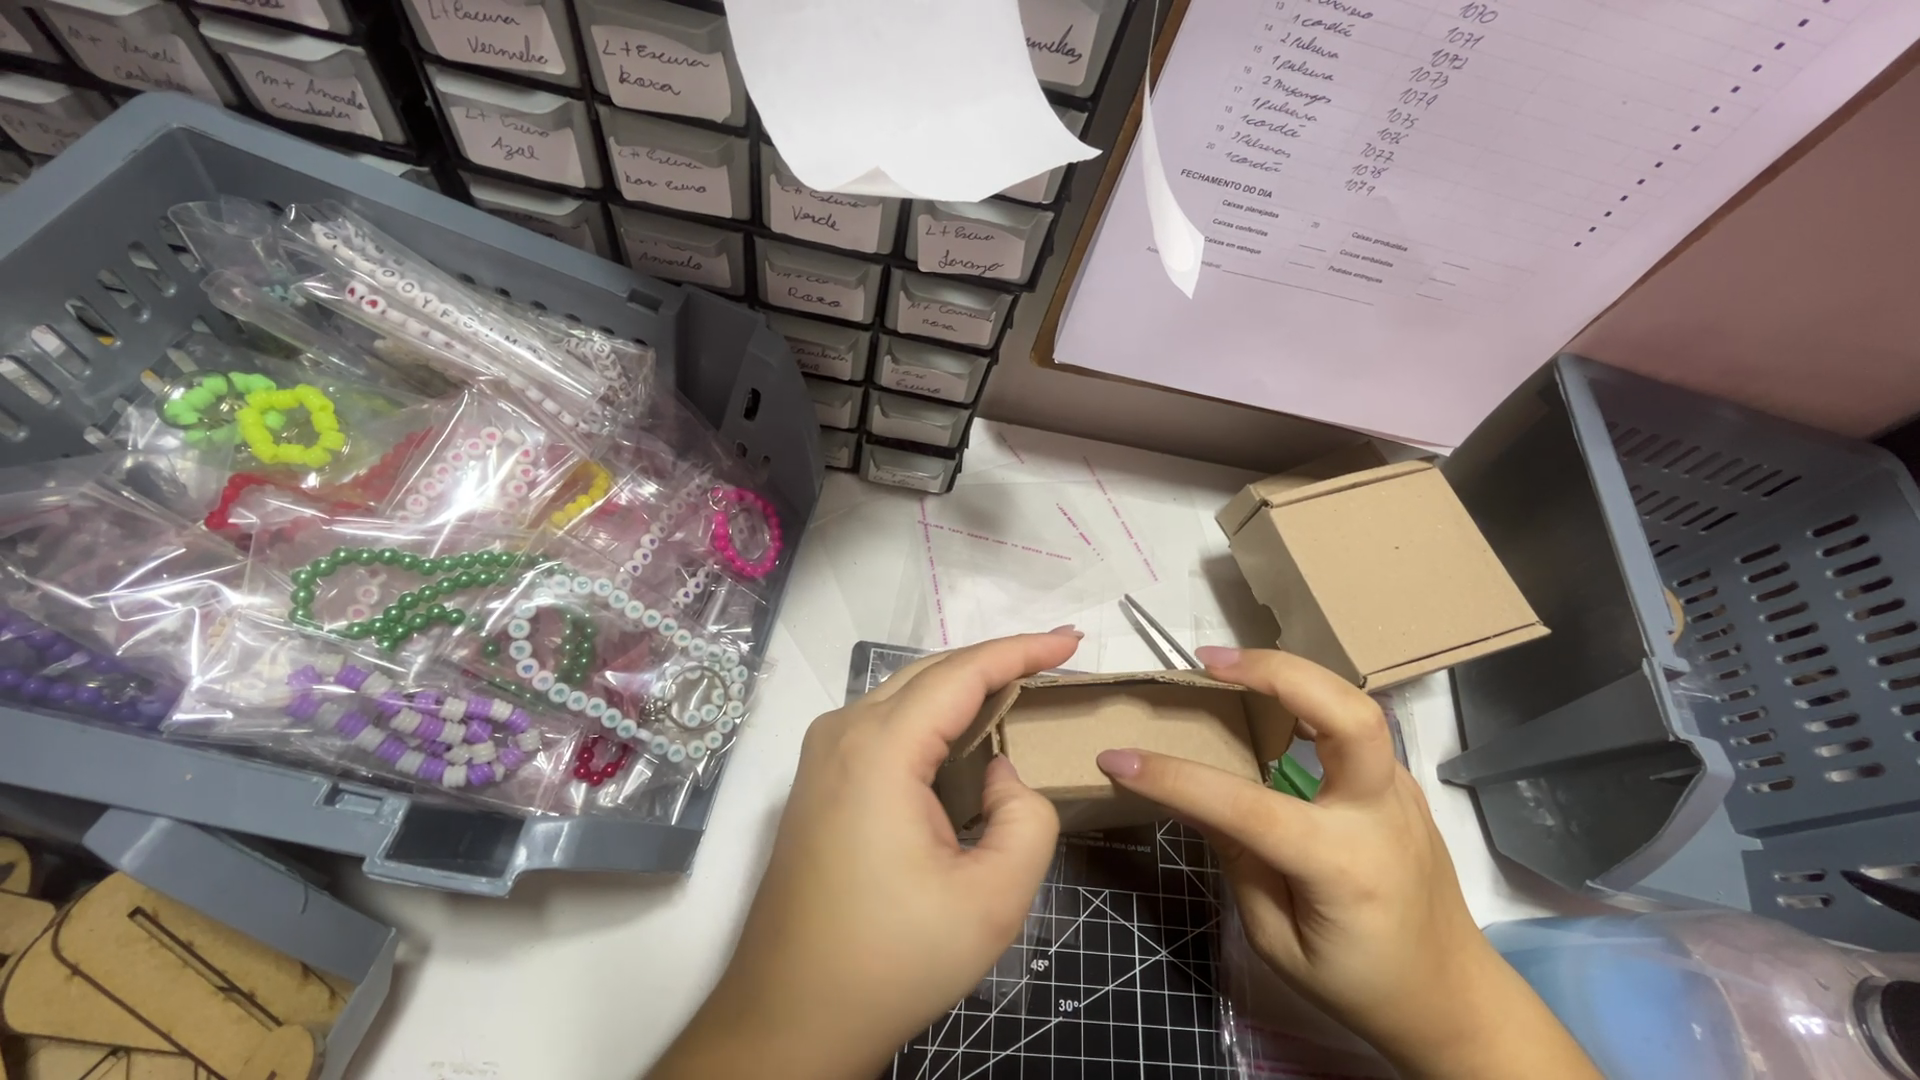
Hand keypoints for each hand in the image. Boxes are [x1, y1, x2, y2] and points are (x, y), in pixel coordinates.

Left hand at [648, 630, 1080, 1079]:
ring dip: (964, 688)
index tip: (1072, 639)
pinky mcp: (819, 779)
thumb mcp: (992, 899)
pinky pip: (885, 724)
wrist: (791, 1015)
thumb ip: (1026, 819)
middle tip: (1057, 657)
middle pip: (931, 673)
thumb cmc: (891, 960)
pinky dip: (934, 719)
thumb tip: (1000, 772)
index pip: (961, 673)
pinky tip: (967, 735)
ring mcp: (822, 754)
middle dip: (996, 660)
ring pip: (905, 695)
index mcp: (879, 749)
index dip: (1021, 649)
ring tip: (1023, 688)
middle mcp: (841, 732)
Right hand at [1096, 647, 1598, 1079]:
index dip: (1175, 778)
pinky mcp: (1398, 784)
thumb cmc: (1358, 983)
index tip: (1118, 758)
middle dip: (1277, 672)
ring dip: (1291, 675)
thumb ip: (1235, 858)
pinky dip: (1305, 701)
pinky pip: (1351, 729)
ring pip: (1355, 708)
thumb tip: (1186, 795)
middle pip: (1347, 714)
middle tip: (1209, 659)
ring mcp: (1398, 791)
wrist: (1454, 998)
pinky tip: (1267, 704)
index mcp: (1342, 864)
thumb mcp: (1277, 939)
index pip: (1245, 806)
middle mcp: (1378, 812)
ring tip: (1227, 666)